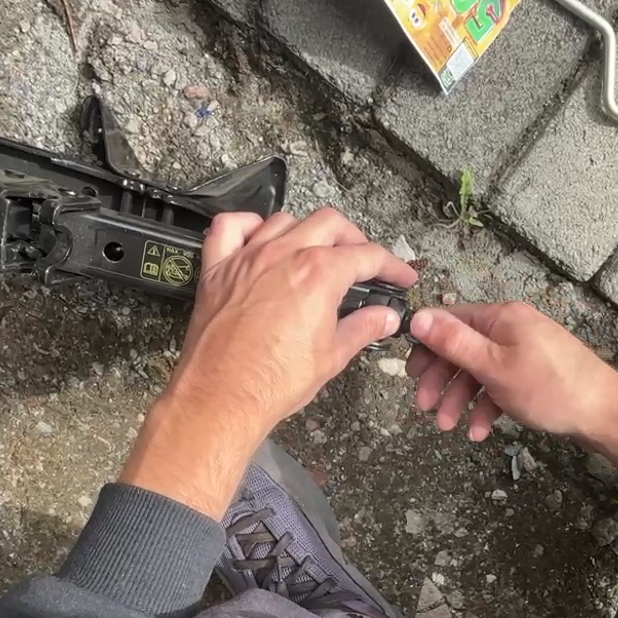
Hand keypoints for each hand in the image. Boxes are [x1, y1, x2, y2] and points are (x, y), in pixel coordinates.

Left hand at [120, 208, 417, 517]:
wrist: (222, 398)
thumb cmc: (273, 382)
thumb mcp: (332, 356)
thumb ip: (363, 328)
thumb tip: (384, 318)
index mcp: (318, 274)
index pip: (366, 256)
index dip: (391, 265)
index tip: (399, 276)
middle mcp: (283, 255)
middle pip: (329, 224)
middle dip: (355, 239)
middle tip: (364, 262)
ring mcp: (247, 258)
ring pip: (284, 220)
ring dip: (307, 230)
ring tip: (317, 251)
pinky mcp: (217, 270)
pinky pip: (230, 228)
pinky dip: (248, 225)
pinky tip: (259, 237)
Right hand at [407, 303, 617, 469]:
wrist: (604, 414)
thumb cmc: (549, 388)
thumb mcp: (494, 366)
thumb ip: (454, 342)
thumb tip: (417, 316)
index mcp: (501, 318)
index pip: (450, 322)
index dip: (427, 347)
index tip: (410, 375)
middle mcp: (512, 329)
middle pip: (462, 349)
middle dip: (441, 380)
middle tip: (424, 408)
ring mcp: (524, 352)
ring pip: (479, 372)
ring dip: (460, 400)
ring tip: (448, 427)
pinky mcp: (533, 375)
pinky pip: (500, 386)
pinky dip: (486, 407)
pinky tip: (480, 432)